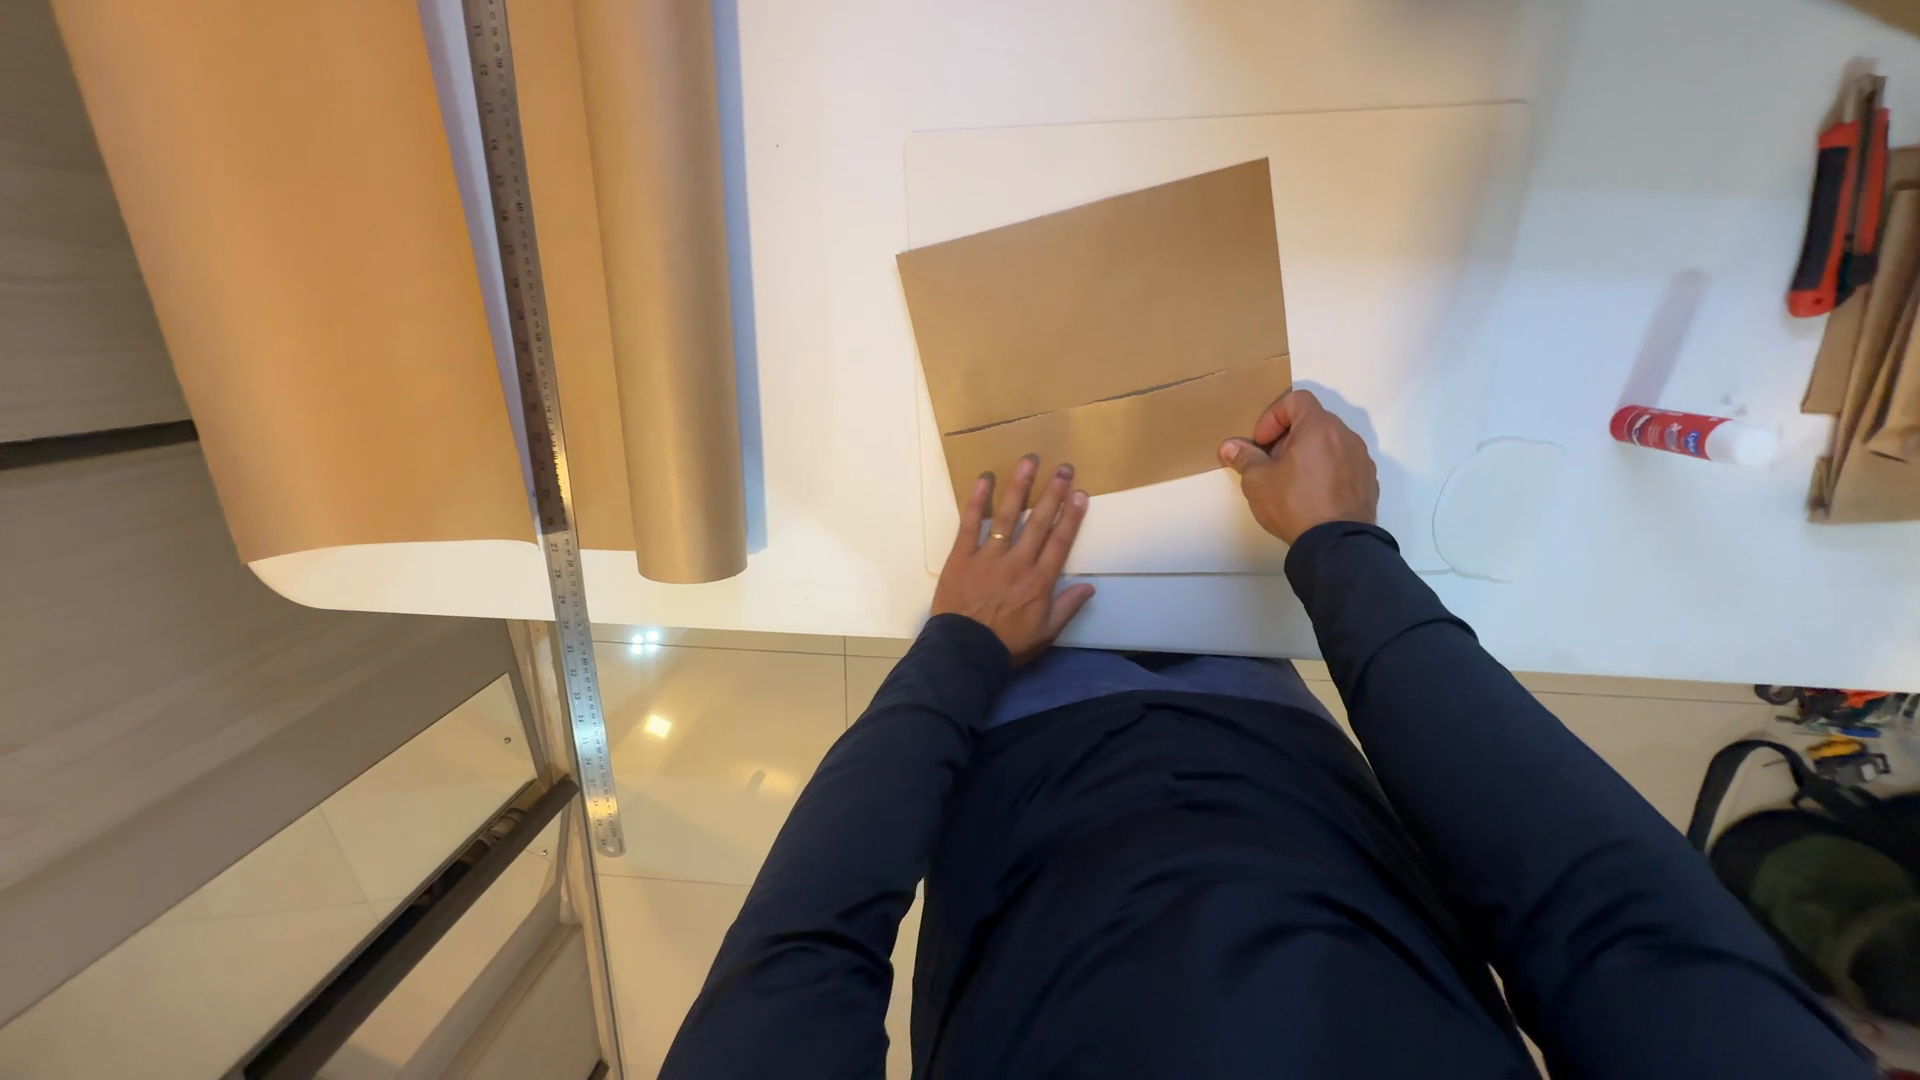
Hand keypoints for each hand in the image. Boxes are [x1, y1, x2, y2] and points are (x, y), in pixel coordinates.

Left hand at [932, 454, 1095, 665]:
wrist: (964, 653)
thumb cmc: (1007, 646)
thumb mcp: (1046, 634)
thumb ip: (1067, 607)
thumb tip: (1090, 587)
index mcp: (1039, 581)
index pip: (1060, 542)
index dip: (1071, 516)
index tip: (1080, 493)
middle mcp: (1018, 563)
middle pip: (1039, 522)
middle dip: (1053, 493)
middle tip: (1063, 468)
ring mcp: (988, 557)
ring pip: (1007, 516)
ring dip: (1019, 487)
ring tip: (1028, 462)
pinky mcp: (961, 557)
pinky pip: (970, 524)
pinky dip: (977, 501)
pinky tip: (984, 479)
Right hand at [1218, 389, 1378, 543]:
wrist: (1336, 544)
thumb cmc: (1293, 504)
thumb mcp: (1257, 481)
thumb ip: (1244, 458)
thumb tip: (1229, 446)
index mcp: (1318, 427)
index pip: (1296, 399)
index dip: (1273, 416)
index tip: (1261, 443)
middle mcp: (1345, 435)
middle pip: (1314, 421)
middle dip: (1289, 437)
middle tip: (1272, 463)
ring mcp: (1361, 458)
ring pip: (1331, 443)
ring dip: (1309, 454)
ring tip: (1293, 481)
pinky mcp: (1368, 481)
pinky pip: (1344, 464)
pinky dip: (1327, 471)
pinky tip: (1314, 496)